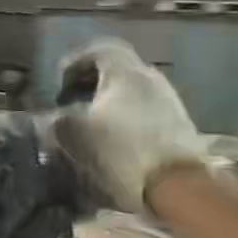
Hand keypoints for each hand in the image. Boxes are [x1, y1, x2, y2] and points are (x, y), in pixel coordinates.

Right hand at [53, 39, 204, 212]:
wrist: (178, 187)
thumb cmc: (122, 150)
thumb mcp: (75, 134)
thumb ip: (59, 120)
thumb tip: (57, 118)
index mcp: (125, 73)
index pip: (100, 50)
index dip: (76, 64)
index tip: (60, 87)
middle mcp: (151, 80)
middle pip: (117, 71)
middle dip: (91, 84)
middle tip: (71, 104)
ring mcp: (170, 103)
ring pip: (132, 92)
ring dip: (109, 104)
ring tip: (91, 126)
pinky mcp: (180, 127)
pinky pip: (145, 112)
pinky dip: (126, 119)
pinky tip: (114, 142)